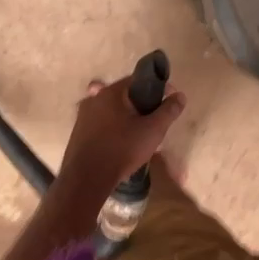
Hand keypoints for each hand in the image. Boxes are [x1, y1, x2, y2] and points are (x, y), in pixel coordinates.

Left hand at [58, 74, 185, 192]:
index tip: (167, 101)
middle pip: (124, 96)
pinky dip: (113, 129)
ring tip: (139, 135)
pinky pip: (101, 124)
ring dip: (126, 118)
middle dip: (141, 105)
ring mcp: (83, 116)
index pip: (138, 80)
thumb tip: (180, 95)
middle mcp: (94, 99)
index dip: (156, 88)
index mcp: (111, 93)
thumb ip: (168, 111)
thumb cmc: (122, 149)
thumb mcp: (153, 130)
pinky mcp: (78, 133)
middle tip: (154, 121)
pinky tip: (121, 145)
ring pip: (112, 111)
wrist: (87, 179)